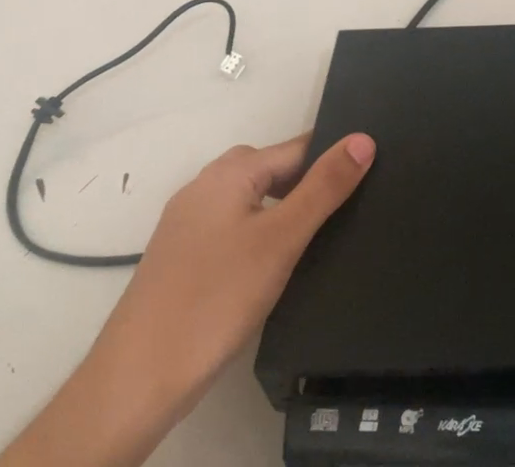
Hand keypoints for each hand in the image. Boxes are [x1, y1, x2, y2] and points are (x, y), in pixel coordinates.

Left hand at [0, 133, 374, 466]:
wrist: (142, 374)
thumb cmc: (217, 296)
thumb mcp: (282, 238)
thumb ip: (324, 188)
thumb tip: (363, 139)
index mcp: (228, 173)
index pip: (296, 148)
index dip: (333, 157)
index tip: (373, 174)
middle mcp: (203, 188)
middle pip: (271, 170)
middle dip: (310, 183)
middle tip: (352, 209)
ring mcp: (189, 224)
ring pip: (252, 201)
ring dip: (286, 211)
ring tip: (322, 238)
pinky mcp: (184, 257)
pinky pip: (235, 228)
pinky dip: (262, 235)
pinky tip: (279, 265)